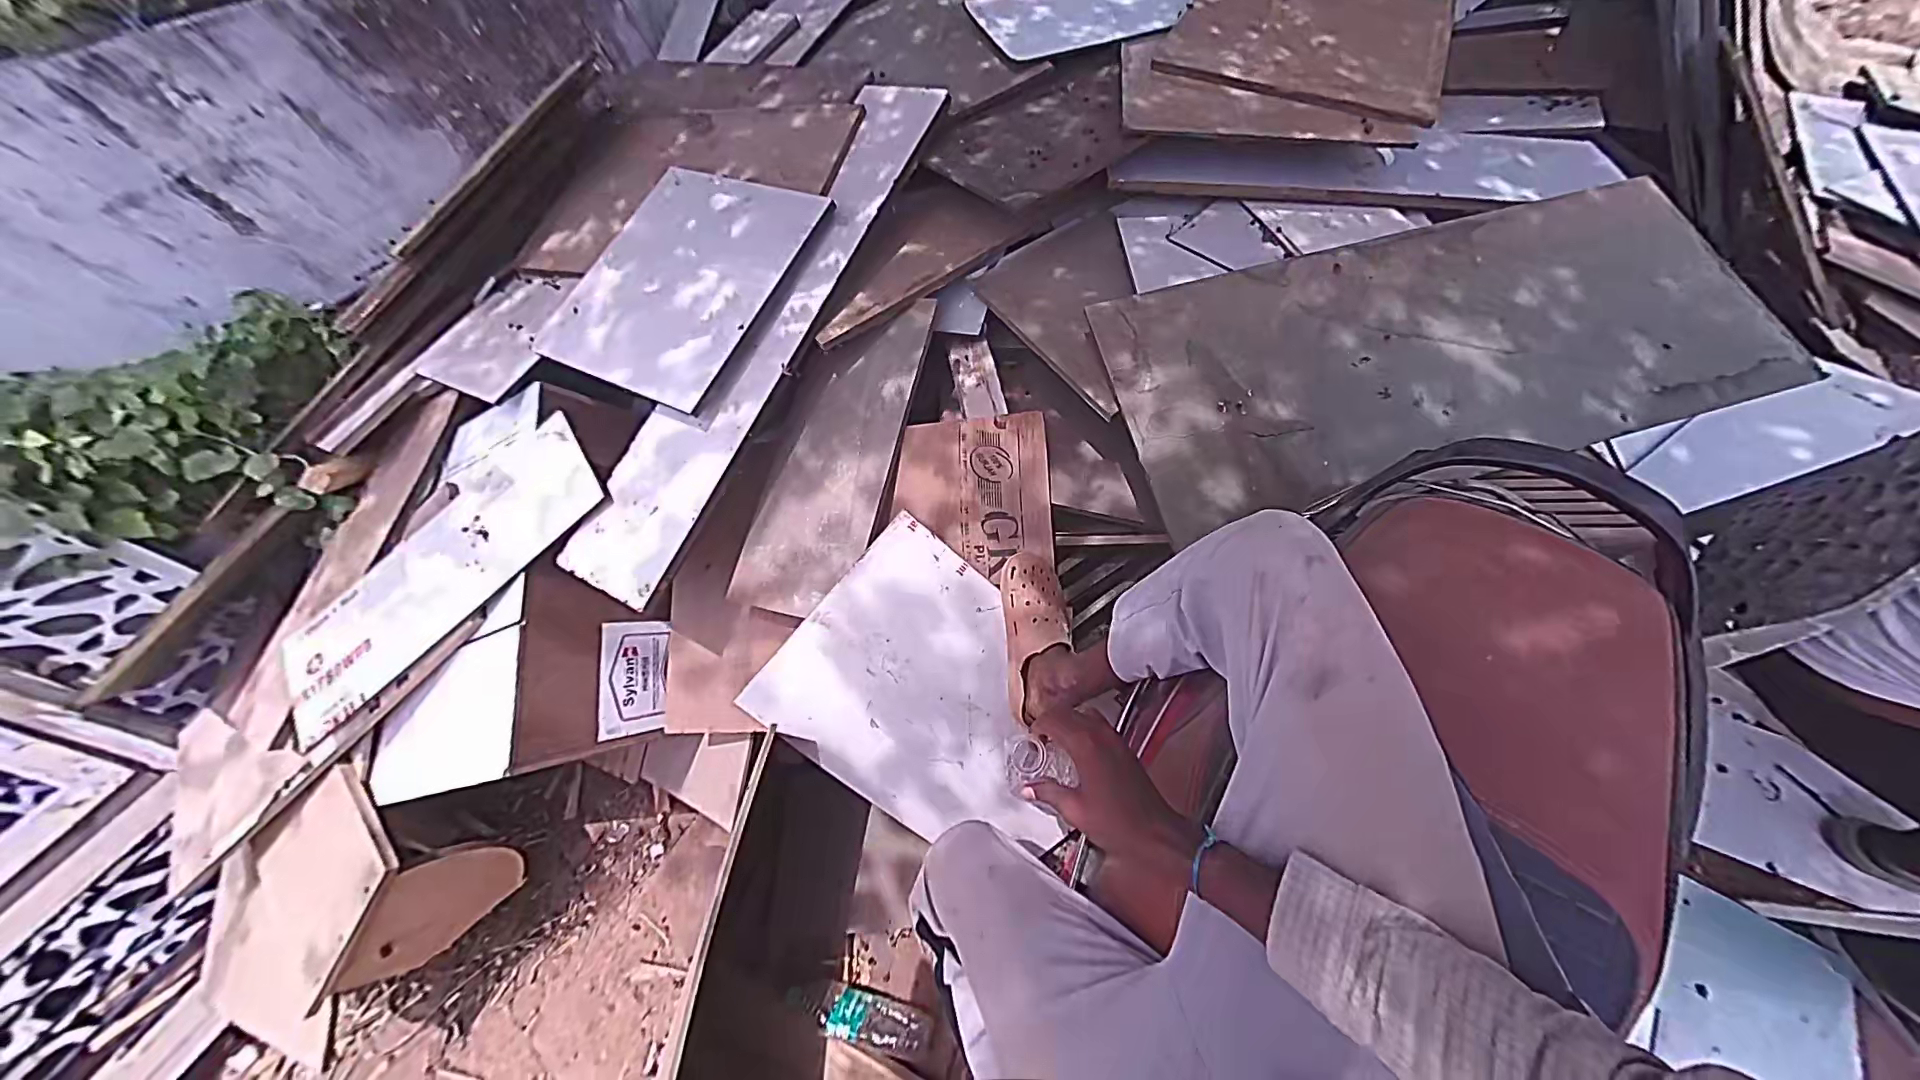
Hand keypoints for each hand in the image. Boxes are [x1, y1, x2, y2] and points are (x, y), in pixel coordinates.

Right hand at [1025, 707, 1201, 881]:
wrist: (1154, 834)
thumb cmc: (1118, 824)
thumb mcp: (1074, 810)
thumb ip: (1048, 792)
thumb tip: (1028, 788)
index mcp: (1085, 745)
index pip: (1054, 719)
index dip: (1038, 726)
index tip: (1032, 739)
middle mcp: (1101, 735)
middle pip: (1068, 711)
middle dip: (1050, 721)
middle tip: (1040, 740)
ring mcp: (1115, 739)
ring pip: (1084, 713)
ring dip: (1068, 722)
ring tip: (1057, 742)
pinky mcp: (1124, 748)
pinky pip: (1098, 724)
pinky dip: (1083, 728)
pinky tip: (1078, 751)